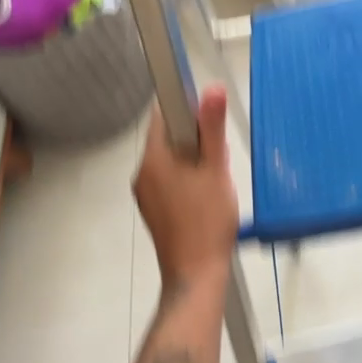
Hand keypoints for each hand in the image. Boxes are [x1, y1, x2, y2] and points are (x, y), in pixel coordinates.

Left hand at [134, 86, 238, 290]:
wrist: (196, 274)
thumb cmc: (208, 218)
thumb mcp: (216, 167)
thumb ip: (212, 127)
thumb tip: (213, 87)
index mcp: (153, 159)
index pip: (163, 114)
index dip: (186, 106)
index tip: (208, 117)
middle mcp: (142, 173)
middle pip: (168, 137)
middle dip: (195, 137)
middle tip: (219, 154)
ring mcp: (145, 194)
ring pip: (170, 159)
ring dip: (193, 158)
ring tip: (216, 176)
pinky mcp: (153, 209)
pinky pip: (169, 179)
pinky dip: (187, 176)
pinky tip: (206, 193)